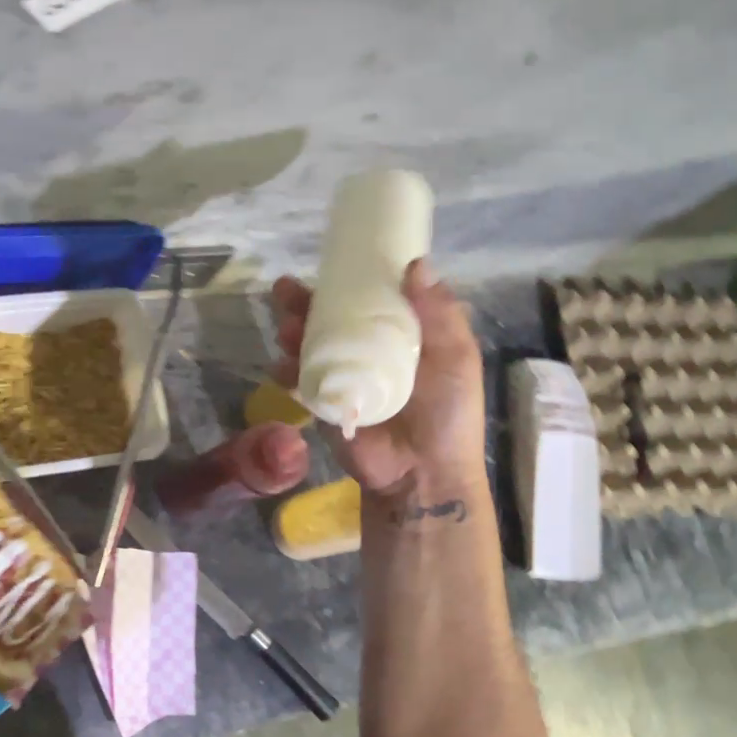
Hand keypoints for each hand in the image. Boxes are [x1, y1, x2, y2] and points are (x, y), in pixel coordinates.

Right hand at [272, 260, 485, 495]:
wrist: (421, 471)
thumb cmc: (447, 413)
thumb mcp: (456, 357)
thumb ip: (438, 313)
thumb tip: (416, 264)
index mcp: (402, 337)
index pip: (370, 301)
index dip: (349, 282)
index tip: (331, 265)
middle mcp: (369, 353)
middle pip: (331, 321)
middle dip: (305, 305)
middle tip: (284, 291)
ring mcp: (344, 378)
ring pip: (310, 347)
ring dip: (292, 334)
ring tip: (284, 329)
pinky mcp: (325, 404)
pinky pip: (300, 382)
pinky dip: (286, 371)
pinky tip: (280, 365)